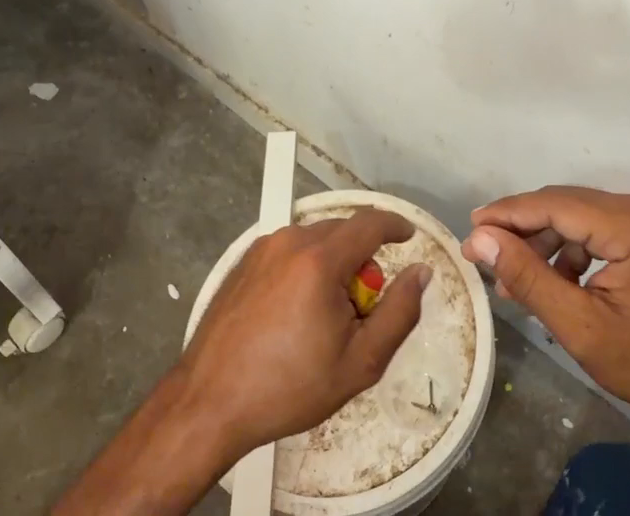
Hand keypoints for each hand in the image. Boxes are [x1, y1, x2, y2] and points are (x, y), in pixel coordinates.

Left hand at [180, 209, 431, 456]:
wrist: (208, 405)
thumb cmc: (288, 387)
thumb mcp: (360, 362)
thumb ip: (399, 312)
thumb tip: (420, 272)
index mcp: (319, 260)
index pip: (370, 223)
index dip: (395, 225)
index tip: (409, 237)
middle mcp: (288, 242)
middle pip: (342, 232)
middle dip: (362, 259)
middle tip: (362, 310)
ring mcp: (260, 250)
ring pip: (314, 242)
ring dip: (332, 265)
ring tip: (324, 319)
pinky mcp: (241, 264)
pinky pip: (288, 252)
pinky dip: (304, 269)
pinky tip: (294, 315)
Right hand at [463, 187, 629, 515]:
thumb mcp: (582, 327)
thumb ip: (530, 278)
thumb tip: (481, 239)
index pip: (555, 205)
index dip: (508, 215)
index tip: (469, 232)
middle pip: (565, 205)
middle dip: (522, 232)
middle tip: (485, 260)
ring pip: (577, 217)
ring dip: (544, 245)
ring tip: (515, 285)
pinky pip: (596, 230)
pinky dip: (569, 252)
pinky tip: (552, 285)